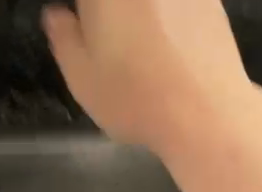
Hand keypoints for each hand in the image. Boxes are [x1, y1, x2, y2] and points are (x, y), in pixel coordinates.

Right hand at [43, 0, 261, 156]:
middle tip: (111, 48)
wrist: (204, 110)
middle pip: (115, 2)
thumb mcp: (81, 78)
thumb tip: (57, 13)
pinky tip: (169, 49)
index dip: (84, 15)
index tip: (84, 31)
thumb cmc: (133, 98)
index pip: (85, 0)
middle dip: (107, 15)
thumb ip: (63, 37)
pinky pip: (174, 6)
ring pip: (149, 6)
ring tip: (141, 55)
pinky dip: (168, 19)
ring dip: (139, 19)